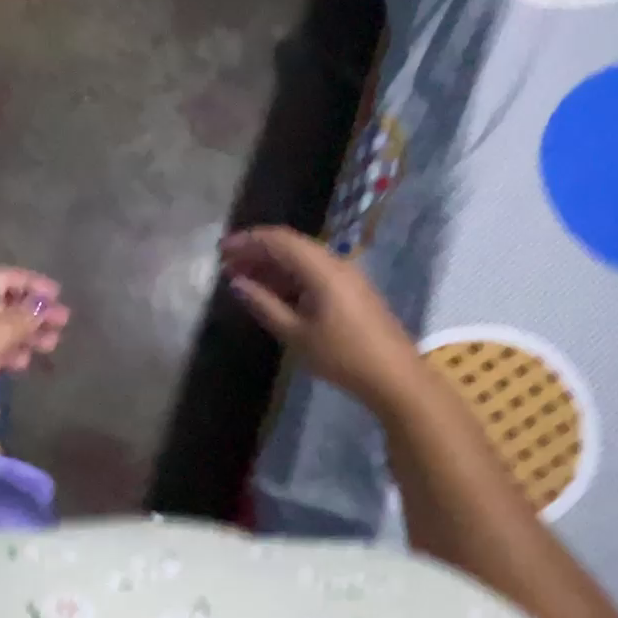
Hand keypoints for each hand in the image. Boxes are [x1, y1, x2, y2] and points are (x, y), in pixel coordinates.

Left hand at [0, 267, 71, 440]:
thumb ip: (20, 320)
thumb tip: (43, 303)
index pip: (4, 278)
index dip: (32, 283)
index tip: (58, 295)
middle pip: (5, 304)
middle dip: (34, 311)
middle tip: (63, 324)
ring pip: (1, 329)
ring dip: (27, 334)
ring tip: (51, 346)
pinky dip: (10, 353)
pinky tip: (23, 364)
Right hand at [219, 226, 423, 402]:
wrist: (395, 377)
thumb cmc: (342, 357)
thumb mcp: (296, 334)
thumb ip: (264, 304)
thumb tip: (236, 283)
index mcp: (322, 269)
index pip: (279, 240)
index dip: (248, 240)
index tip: (221, 250)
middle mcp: (335, 263)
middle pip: (290, 245)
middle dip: (257, 251)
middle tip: (227, 265)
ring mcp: (346, 275)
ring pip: (302, 258)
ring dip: (272, 265)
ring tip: (243, 280)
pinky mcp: (351, 290)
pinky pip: (313, 271)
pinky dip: (289, 276)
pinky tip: (272, 293)